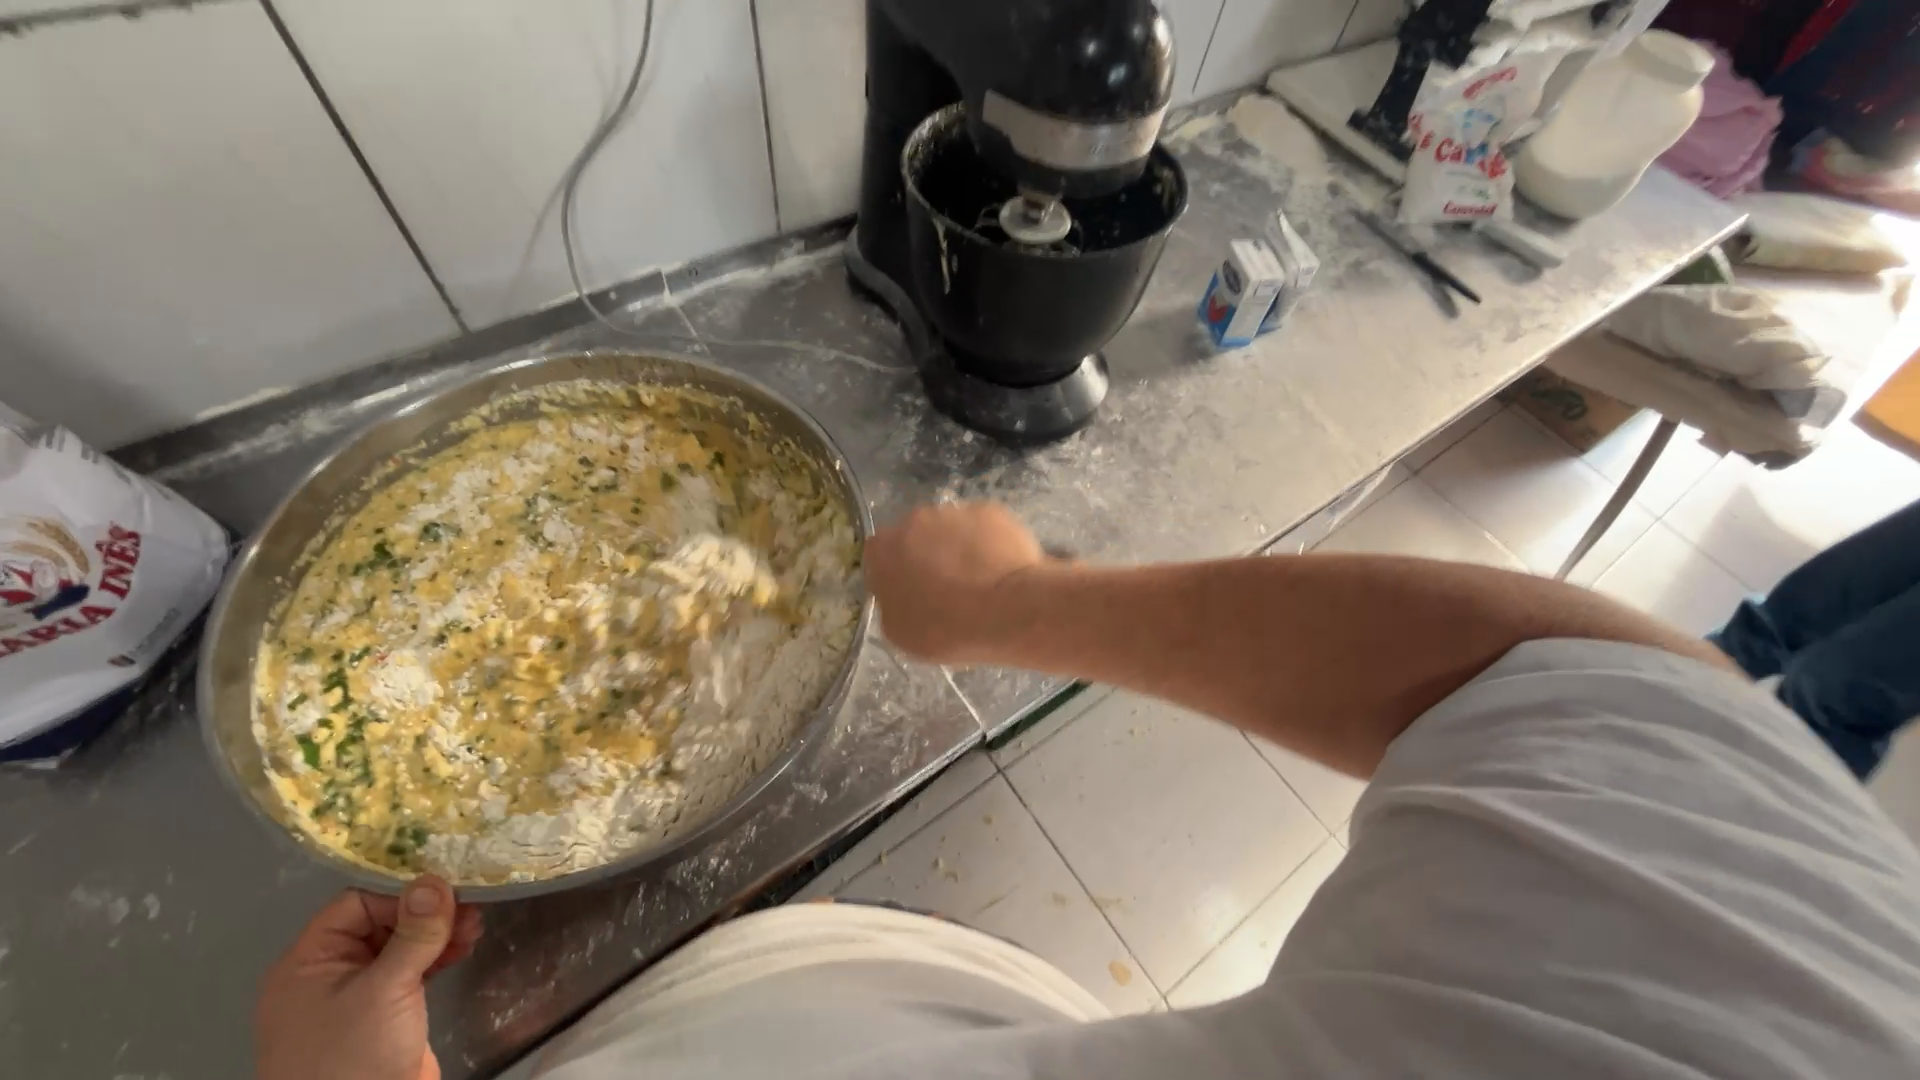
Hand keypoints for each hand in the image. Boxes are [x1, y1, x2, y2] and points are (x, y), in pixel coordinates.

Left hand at [256, 875, 483, 1079]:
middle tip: (472, 909)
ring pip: (402, 943)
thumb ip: (413, 933)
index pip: (357, 904)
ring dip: (439, 932)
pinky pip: (411, 967)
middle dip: (428, 912)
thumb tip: (434, 879)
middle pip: (383, 920)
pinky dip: (438, 954)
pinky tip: (464, 949)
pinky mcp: (384, 1012)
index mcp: (310, 963)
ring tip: (474, 930)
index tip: (449, 891)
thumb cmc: (354, 1056)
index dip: (402, 893)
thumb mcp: (386, 990)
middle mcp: (330, 972)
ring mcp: (357, 994)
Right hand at [865, 501, 1050, 664]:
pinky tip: (1000, 569)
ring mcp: (955, 511)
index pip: (879, 556)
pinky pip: (982, 527)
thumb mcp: (899, 633)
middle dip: (927, 556)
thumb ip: (890, 603)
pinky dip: (987, 543)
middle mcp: (914, 519)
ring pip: (951, 529)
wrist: (1008, 610)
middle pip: (915, 536)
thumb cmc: (946, 629)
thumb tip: (898, 592)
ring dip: (958, 548)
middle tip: (947, 587)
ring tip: (979, 580)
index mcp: (883, 549)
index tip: (910, 594)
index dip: (894, 575)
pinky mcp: (990, 510)